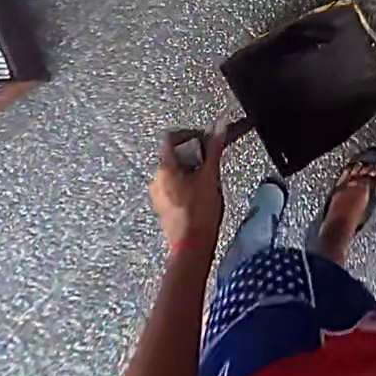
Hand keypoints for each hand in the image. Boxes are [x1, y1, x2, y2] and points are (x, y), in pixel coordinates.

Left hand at [150, 130, 224, 259]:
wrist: (192, 248)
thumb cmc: (199, 213)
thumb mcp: (211, 176)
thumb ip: (214, 149)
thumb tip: (220, 126)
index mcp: (164, 168)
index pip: (172, 137)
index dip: (190, 134)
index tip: (205, 140)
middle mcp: (156, 179)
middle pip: (174, 154)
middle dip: (193, 154)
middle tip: (209, 161)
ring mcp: (158, 194)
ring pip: (174, 171)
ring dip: (191, 169)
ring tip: (207, 179)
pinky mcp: (163, 207)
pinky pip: (173, 186)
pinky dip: (186, 183)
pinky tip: (200, 193)